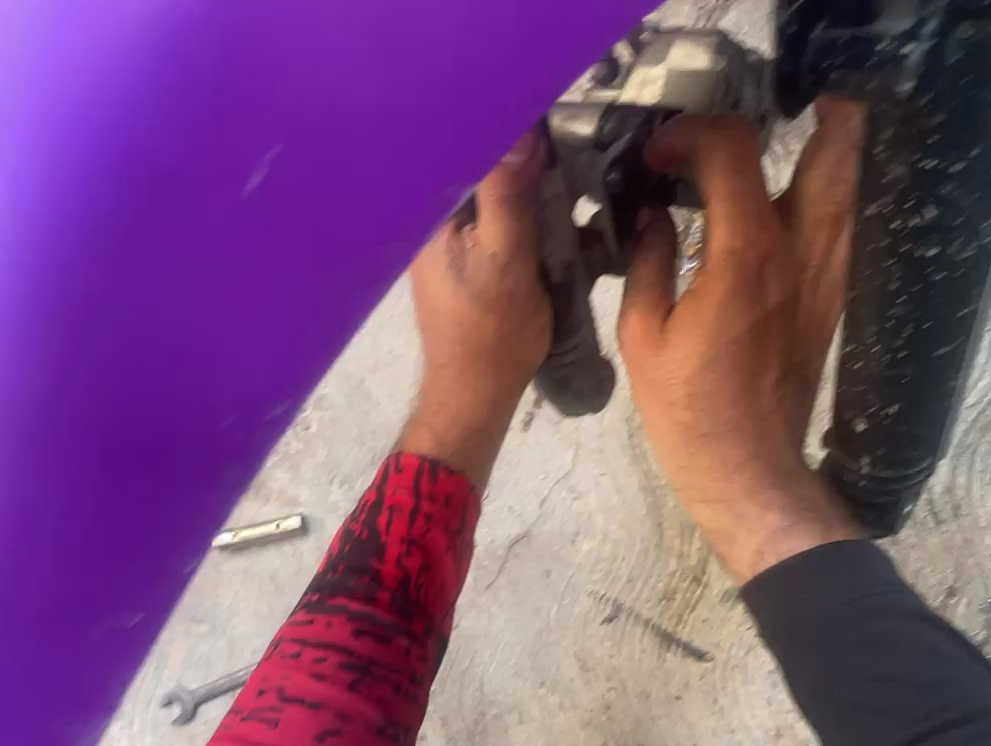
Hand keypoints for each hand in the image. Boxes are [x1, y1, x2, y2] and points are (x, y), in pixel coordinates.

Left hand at [399, 130, 552, 487]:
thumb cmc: (491, 334)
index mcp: (431, 213)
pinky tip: (543, 202)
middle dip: (515, 147)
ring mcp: (445, 239)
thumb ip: (509, 196)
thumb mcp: (508, 261)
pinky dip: (516, 206)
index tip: (545, 108)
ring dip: (519, 177)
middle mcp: (430, 218)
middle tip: (560, 134)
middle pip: (473, 162)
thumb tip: (525, 130)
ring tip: (558, 162)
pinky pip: (490, 215)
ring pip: (483, 189)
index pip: (464, 143)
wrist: (476, 393)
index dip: (505, 121)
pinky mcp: (463, 258)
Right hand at [617, 98, 867, 582]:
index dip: (692, 135)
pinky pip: (840, 225)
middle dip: (804, 117)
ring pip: (847, 182)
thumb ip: (647, 263)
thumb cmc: (686, 410)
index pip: (732, 151)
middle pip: (831, 146)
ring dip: (816, 154)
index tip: (661, 156)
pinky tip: (777, 218)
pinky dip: (817, 200)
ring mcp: (829, 274)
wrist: (747, 468)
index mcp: (743, 256)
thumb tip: (652, 216)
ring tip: (769, 162)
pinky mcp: (834, 298)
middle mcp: (800, 250)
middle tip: (755, 129)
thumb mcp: (642, 337)